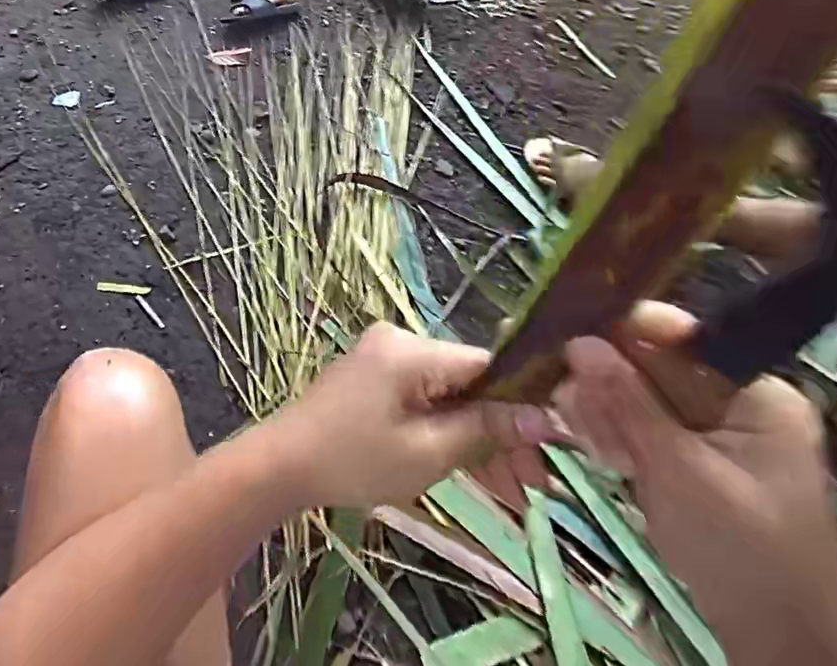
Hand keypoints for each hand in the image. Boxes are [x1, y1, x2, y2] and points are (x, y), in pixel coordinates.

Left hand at [262, 324, 551, 508]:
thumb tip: (542, 418)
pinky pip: (425, 400)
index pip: (486, 366)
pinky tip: (477, 473)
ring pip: (449, 396)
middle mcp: (401, 341)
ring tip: (513, 496)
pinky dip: (447, 432)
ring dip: (477, 440)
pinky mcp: (378, 378)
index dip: (522, 404)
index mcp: (411, 349)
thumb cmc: (353, 460)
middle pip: (469, 384)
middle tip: (535, 488)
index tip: (553, 448)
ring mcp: (387, 358)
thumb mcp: (426, 453)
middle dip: (501, 435)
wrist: (283, 464)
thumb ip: (485, 431)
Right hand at [556, 303, 836, 664]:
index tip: (570, 345)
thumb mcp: (679, 471)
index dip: (622, 333)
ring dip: (606, 416)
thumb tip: (578, 340)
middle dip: (609, 389)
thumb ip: (627, 402)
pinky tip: (608, 460)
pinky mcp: (685, 450)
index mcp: (753, 391)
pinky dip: (614, 436)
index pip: (679, 336)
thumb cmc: (741, 552)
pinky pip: (635, 421)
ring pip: (632, 391)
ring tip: (604, 453)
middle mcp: (730, 397)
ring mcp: (707, 425)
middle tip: (583, 421)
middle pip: (647, 363)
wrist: (775, 644)